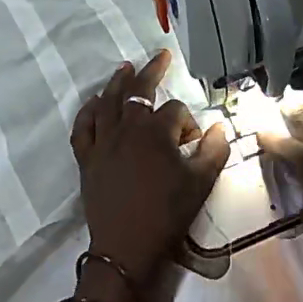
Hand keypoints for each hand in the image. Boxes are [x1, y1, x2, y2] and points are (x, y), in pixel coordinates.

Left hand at [70, 51, 228, 281]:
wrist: (127, 246)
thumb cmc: (167, 214)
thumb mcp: (201, 183)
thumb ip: (214, 151)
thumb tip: (219, 128)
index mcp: (155, 132)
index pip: (175, 111)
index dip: (188, 123)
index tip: (194, 143)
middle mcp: (126, 129)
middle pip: (137, 92)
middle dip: (151, 71)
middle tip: (160, 55)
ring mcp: (102, 142)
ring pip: (107, 103)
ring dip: (117, 82)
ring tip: (124, 68)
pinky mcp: (86, 158)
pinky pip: (83, 128)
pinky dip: (87, 112)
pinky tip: (93, 102)